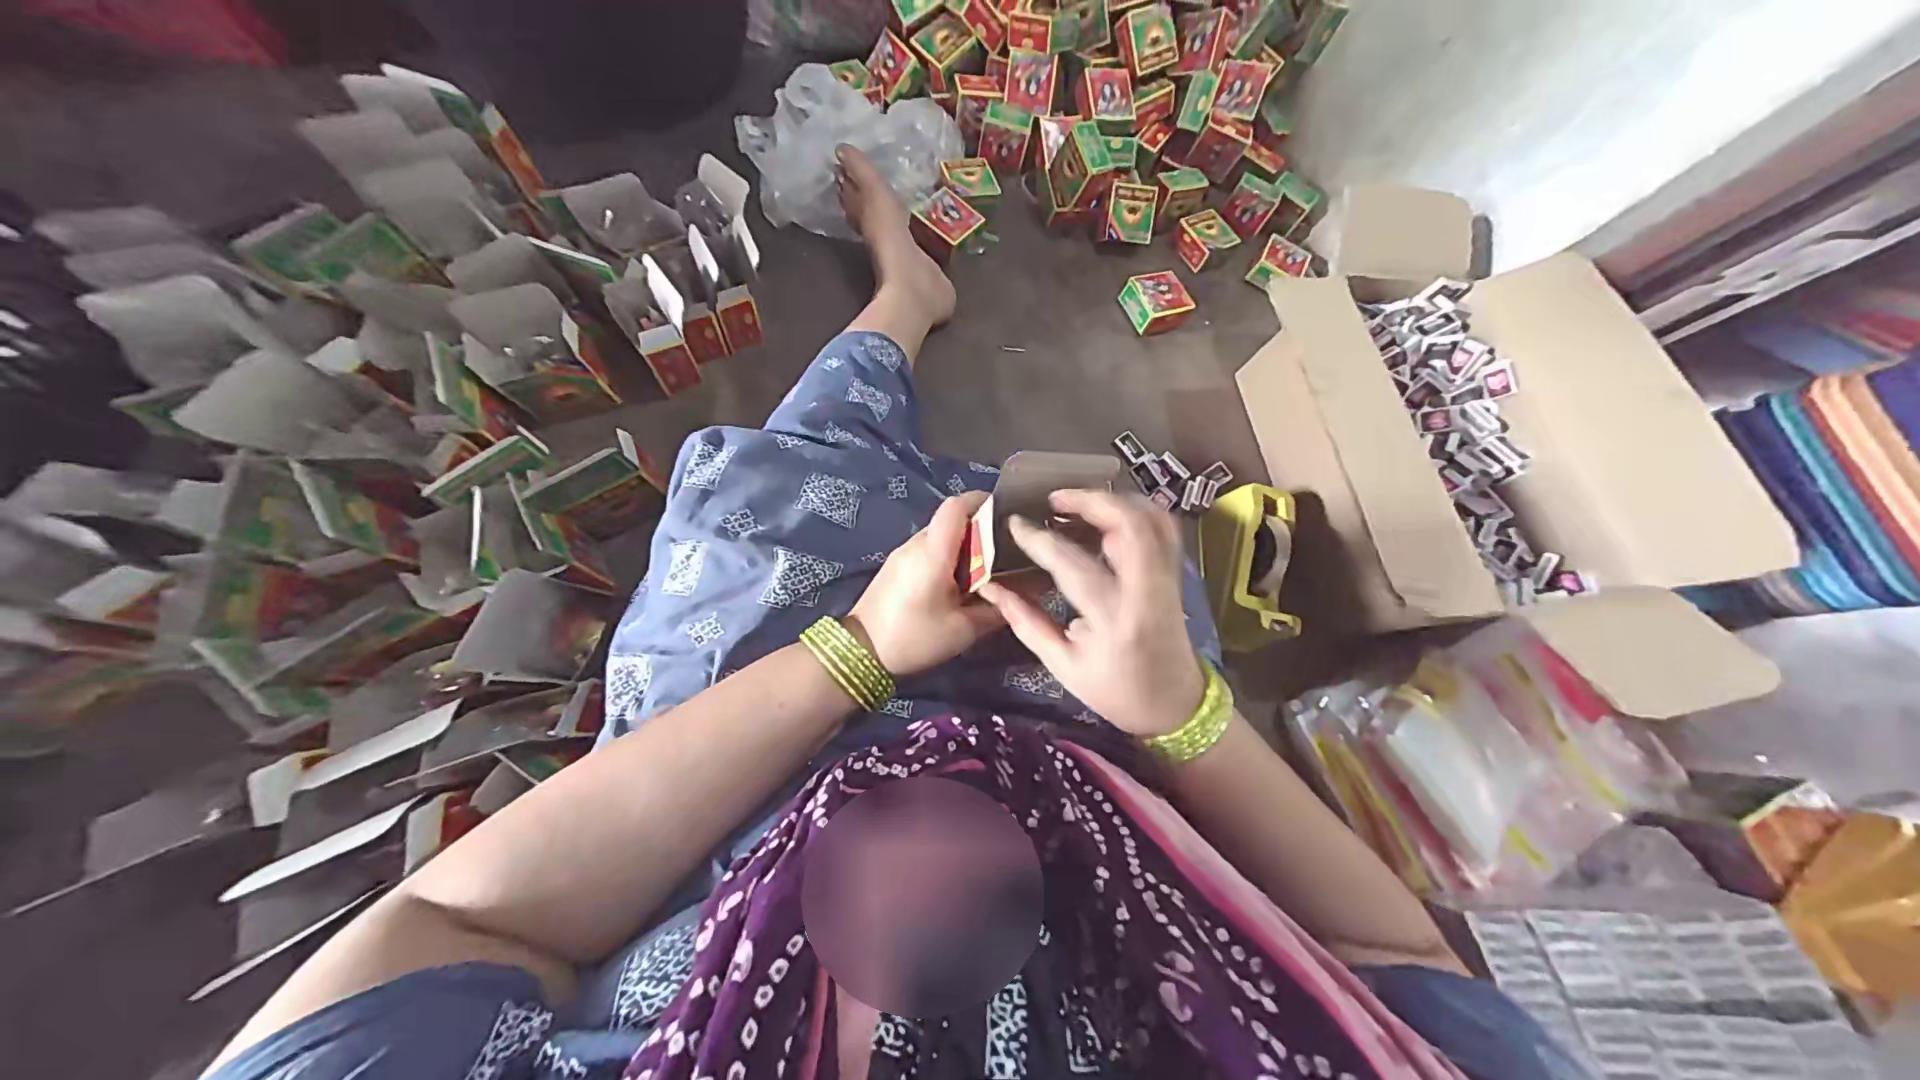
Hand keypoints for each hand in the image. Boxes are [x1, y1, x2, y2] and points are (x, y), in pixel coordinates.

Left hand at [847, 492, 1005, 676]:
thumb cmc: (914, 638)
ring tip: (987, 571)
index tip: (1007, 514)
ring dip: (965, 547)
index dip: (983, 502)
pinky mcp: (896, 566)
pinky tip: (960, 583)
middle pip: (952, 520)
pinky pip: (928, 550)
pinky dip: (948, 558)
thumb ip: (999, 608)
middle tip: (1007, 551)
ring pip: (941, 536)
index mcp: (933, 552)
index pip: (957, 506)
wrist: (860, 653)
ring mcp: (902, 554)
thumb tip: (1032, 592)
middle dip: (981, 529)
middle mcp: (916, 544)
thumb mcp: (963, 629)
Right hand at [977, 490, 1205, 736]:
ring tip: (1077, 501)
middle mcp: (1146, 592)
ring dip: (1114, 501)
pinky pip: (1163, 529)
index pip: (1074, 566)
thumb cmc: (1116, 692)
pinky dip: (1136, 511)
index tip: (1016, 524)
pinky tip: (1109, 512)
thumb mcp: (1063, 666)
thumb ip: (1026, 623)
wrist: (1175, 706)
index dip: (1041, 540)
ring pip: (1151, 520)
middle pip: (1129, 527)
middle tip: (1054, 500)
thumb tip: (992, 589)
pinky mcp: (1175, 575)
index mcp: (1113, 620)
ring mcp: (1167, 580)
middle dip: (1090, 501)